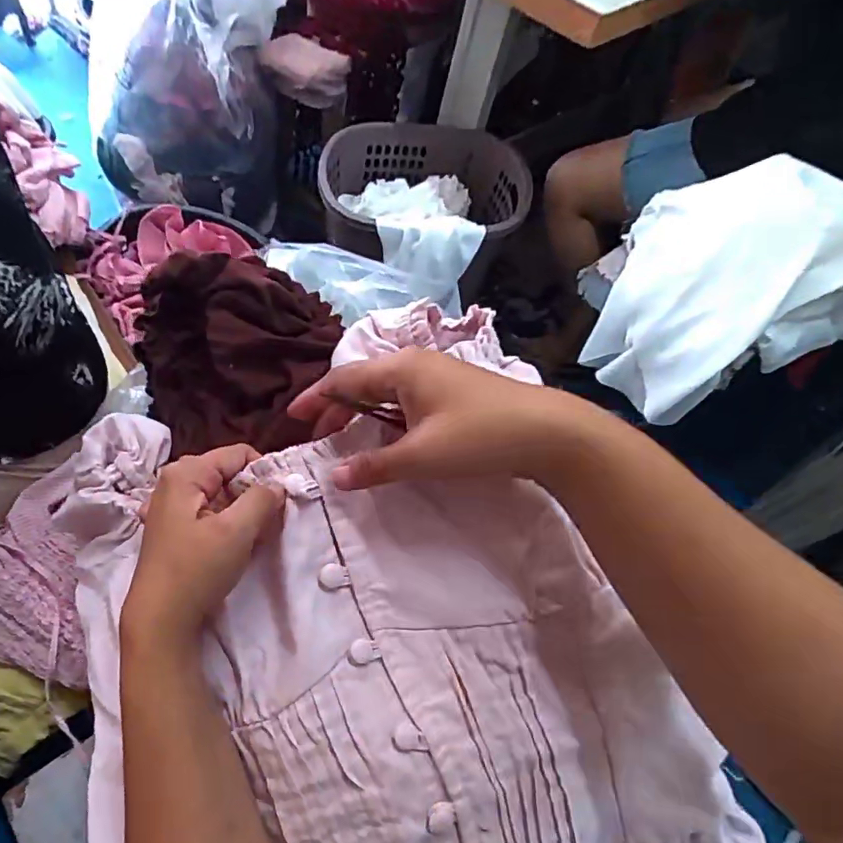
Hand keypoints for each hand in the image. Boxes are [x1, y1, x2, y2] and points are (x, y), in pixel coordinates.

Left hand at [123, 444, 286, 642]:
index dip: (264, 474)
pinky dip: (226, 528)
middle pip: (229, 475)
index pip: (238, 454)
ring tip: (250, 542)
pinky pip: (209, 516)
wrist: (161, 617)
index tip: (279, 504)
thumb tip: (278, 484)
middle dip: (253, 497)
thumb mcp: (236, 531)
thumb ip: (262, 499)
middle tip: (266, 527)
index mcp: (185, 473)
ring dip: (242, 516)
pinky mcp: (174, 530)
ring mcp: (171, 507)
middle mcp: (174, 482)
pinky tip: (232, 550)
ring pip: (221, 498)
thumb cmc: (196, 569)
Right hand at [287, 347, 609, 490]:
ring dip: (360, 414)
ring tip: (343, 440)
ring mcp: (437, 376)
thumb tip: (334, 478)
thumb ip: (373, 466)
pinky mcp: (452, 392)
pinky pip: (403, 400)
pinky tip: (384, 437)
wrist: (552, 433)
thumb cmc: (479, 437)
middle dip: (335, 409)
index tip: (291, 417)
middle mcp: (415, 365)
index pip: (343, 379)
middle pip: (361, 382)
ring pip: (383, 392)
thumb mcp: (420, 455)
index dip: (315, 398)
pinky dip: (383, 417)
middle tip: (316, 438)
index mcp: (401, 369)